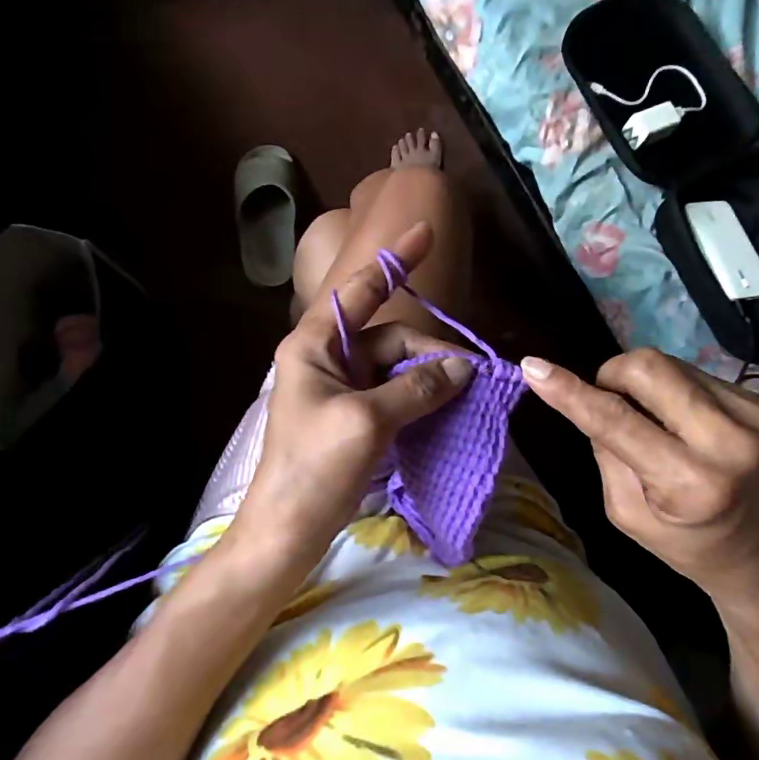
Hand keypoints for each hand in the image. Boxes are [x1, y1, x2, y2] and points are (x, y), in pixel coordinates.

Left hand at [243, 223, 474, 546]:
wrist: (286, 530)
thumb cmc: (314, 468)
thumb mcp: (367, 421)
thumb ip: (416, 388)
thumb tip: (462, 367)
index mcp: (314, 344)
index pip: (359, 290)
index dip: (394, 260)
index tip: (426, 230)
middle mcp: (325, 358)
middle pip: (388, 337)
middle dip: (429, 349)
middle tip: (472, 374)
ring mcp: (338, 389)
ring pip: (394, 368)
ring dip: (429, 377)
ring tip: (466, 393)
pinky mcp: (351, 418)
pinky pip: (392, 394)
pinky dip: (418, 398)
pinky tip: (446, 408)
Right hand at [521, 349, 758, 607]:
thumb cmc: (683, 541)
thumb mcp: (626, 511)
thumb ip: (607, 452)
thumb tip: (587, 396)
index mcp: (688, 483)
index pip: (615, 421)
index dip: (570, 392)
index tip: (533, 367)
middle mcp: (728, 441)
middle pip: (647, 366)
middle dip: (612, 376)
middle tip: (609, 403)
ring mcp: (754, 415)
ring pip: (669, 363)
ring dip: (644, 385)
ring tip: (655, 422)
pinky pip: (694, 373)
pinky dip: (673, 391)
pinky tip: (684, 422)